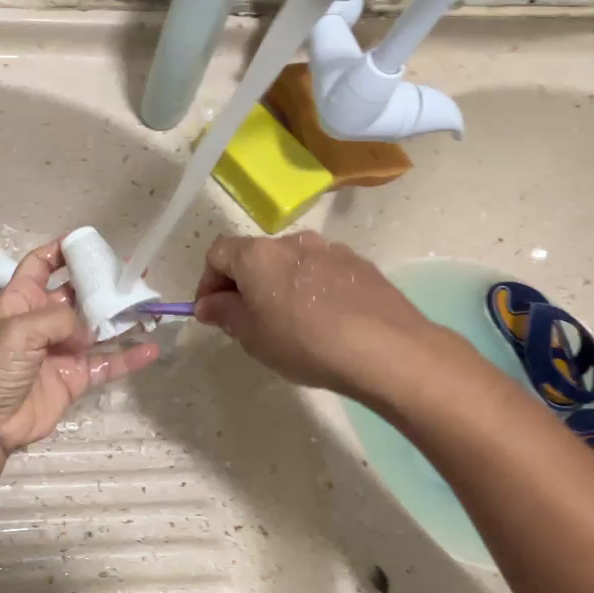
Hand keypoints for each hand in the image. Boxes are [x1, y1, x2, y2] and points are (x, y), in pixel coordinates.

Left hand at [0, 239, 160, 474]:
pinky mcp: (74, 378)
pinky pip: (106, 363)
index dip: (61, 251)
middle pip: (77, 294)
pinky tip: (151, 349)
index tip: (90, 241)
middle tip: (134, 274)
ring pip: (98, 328)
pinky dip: (128, 358)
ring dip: (122, 318)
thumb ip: (59, 318)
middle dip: (103, 283)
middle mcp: (42, 321)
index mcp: (21, 301)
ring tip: (150, 305)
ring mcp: (61, 351)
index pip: (40, 265)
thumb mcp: (19, 330)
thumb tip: (89, 328)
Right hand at [193, 231, 451, 405]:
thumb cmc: (304, 343)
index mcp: (258, 255)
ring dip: (278, 287)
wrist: (386, 349)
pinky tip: (322, 322)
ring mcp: (330, 251)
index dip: (207, 282)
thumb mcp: (251, 336)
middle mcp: (293, 243)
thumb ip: (224, 313)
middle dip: (243, 285)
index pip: (217, 254)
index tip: (211, 313)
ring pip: (290, 264)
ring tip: (287, 324)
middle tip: (245, 322)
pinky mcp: (359, 265)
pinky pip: (321, 273)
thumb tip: (209, 303)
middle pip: (255, 256)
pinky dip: (310, 291)